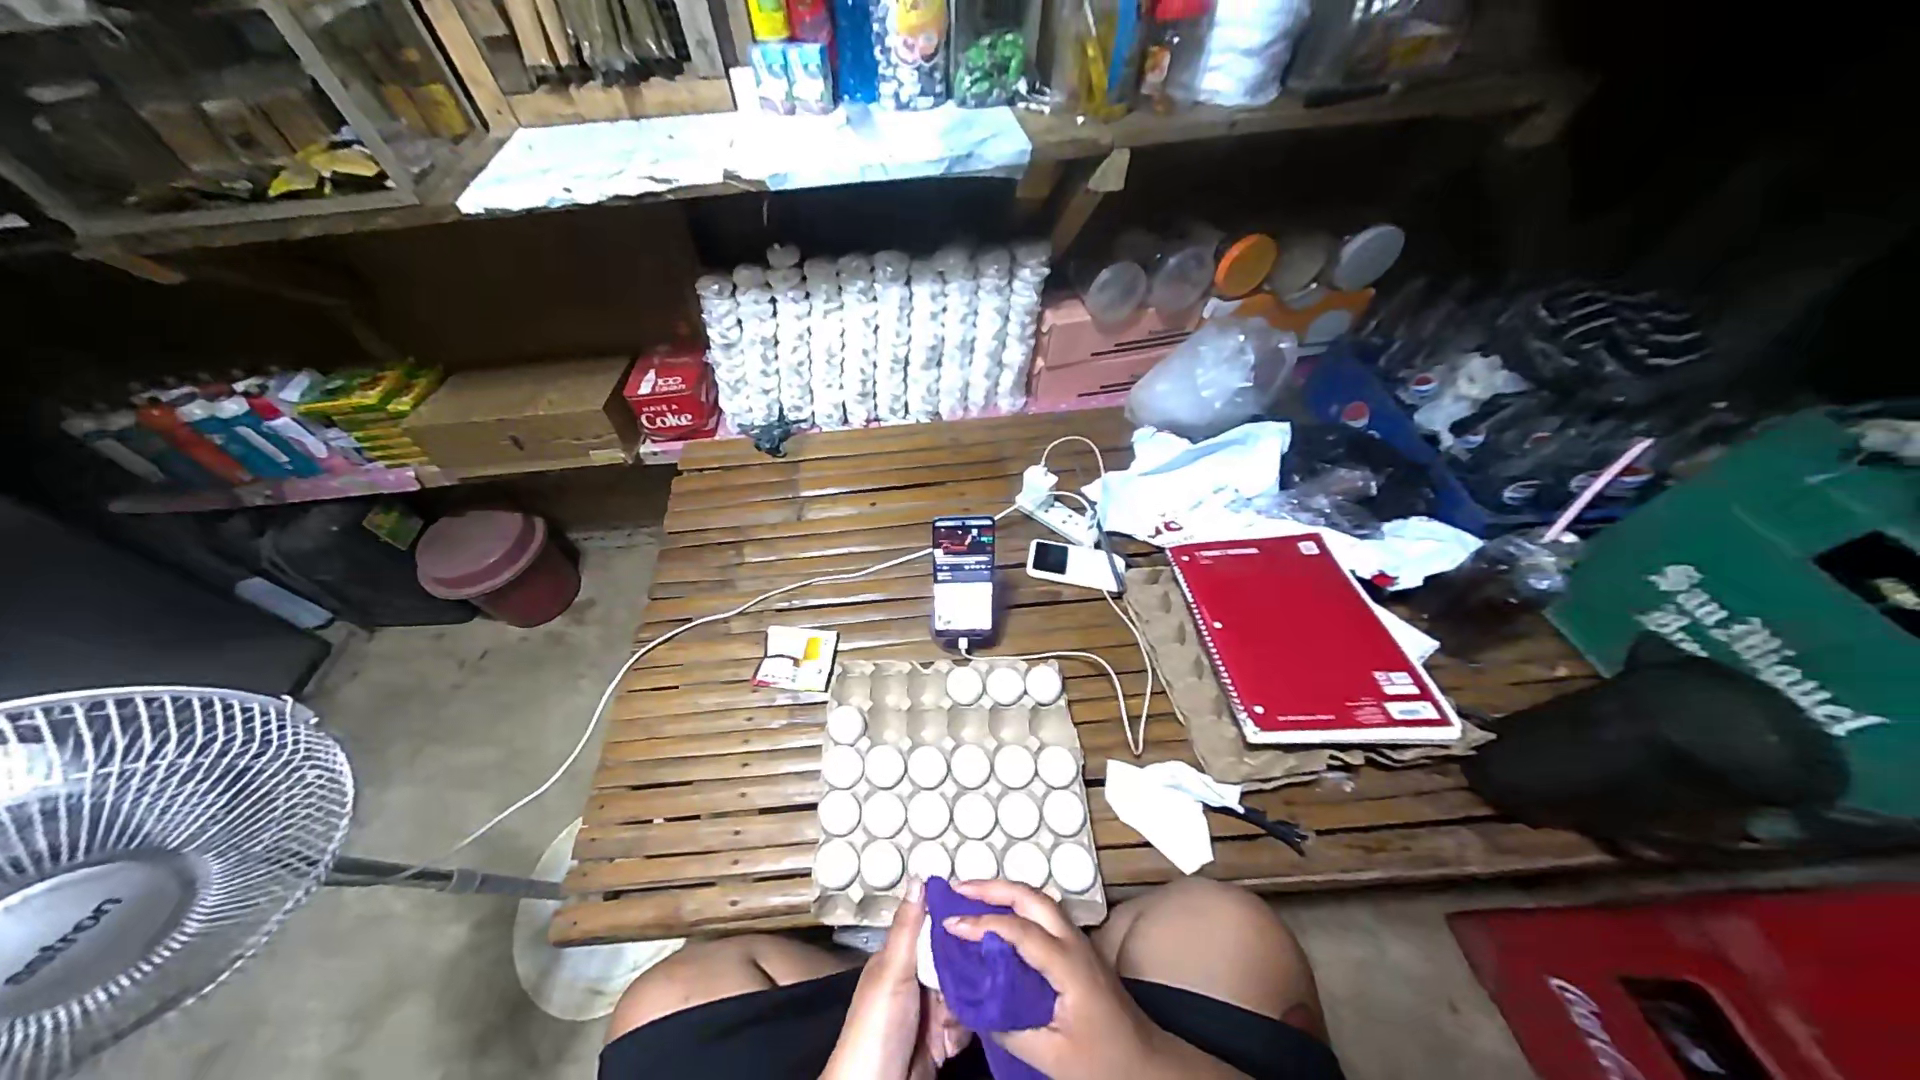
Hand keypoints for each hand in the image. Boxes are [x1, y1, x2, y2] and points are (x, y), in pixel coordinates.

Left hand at [822, 878, 971, 1079]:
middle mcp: (915, 980)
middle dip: (966, 972)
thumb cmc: (877, 1026)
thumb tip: (919, 875)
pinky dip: (963, 1032)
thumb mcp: (892, 971)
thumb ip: (909, 927)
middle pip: (954, 961)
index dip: (955, 923)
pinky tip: (952, 1041)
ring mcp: (928, 1011)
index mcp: (899, 958)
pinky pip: (966, 1023)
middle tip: (975, 978)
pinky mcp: (940, 1040)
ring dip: (964, 1007)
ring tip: (950, 1021)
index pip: (933, 929)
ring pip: (965, 992)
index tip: (982, 917)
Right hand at [941, 880, 1167, 1079]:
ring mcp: (1079, 941)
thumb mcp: (1053, 1056)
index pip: (1019, 931)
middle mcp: (1074, 941)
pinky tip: (999, 917)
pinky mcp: (1079, 949)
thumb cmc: (1105, 1061)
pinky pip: (1044, 915)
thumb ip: (1009, 1029)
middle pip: (1032, 897)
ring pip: (1039, 900)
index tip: (950, 922)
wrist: (1150, 1064)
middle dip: (994, 887)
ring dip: (1006, 892)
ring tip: (972, 895)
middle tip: (958, 888)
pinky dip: (1017, 906)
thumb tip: (970, 1006)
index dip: (982, 923)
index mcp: (1068, 964)